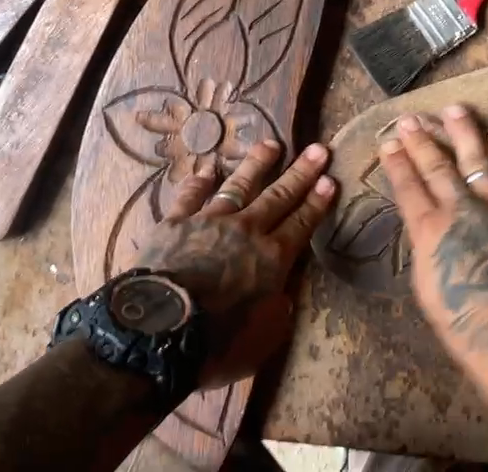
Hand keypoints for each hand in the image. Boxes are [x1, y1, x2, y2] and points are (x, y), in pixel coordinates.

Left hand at [132, 139, 335, 388]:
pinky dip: (200, 182)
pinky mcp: (175, 223)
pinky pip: (191, 196)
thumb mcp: (261, 340)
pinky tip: (208, 169)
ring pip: (239, 185)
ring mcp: (210, 222)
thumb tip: (281, 298)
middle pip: (279, 196)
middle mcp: (247, 231)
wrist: (157, 334)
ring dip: (257, 164)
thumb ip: (276, 313)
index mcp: (272, 259)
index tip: (330, 179)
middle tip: (318, 149)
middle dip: (301, 172)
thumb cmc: (215, 344)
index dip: (318, 202)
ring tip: (272, 144)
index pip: (302, 223)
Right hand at [374, 105, 487, 397]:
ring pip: (475, 156)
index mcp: (429, 231)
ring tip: (454, 109)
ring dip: (462, 131)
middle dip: (420, 139)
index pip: (407, 186)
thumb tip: (426, 220)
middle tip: (409, 119)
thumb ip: (427, 244)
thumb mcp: (427, 285)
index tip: (388, 142)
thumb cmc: (465, 323)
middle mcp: (459, 208)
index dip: (397, 162)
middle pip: (436, 165)